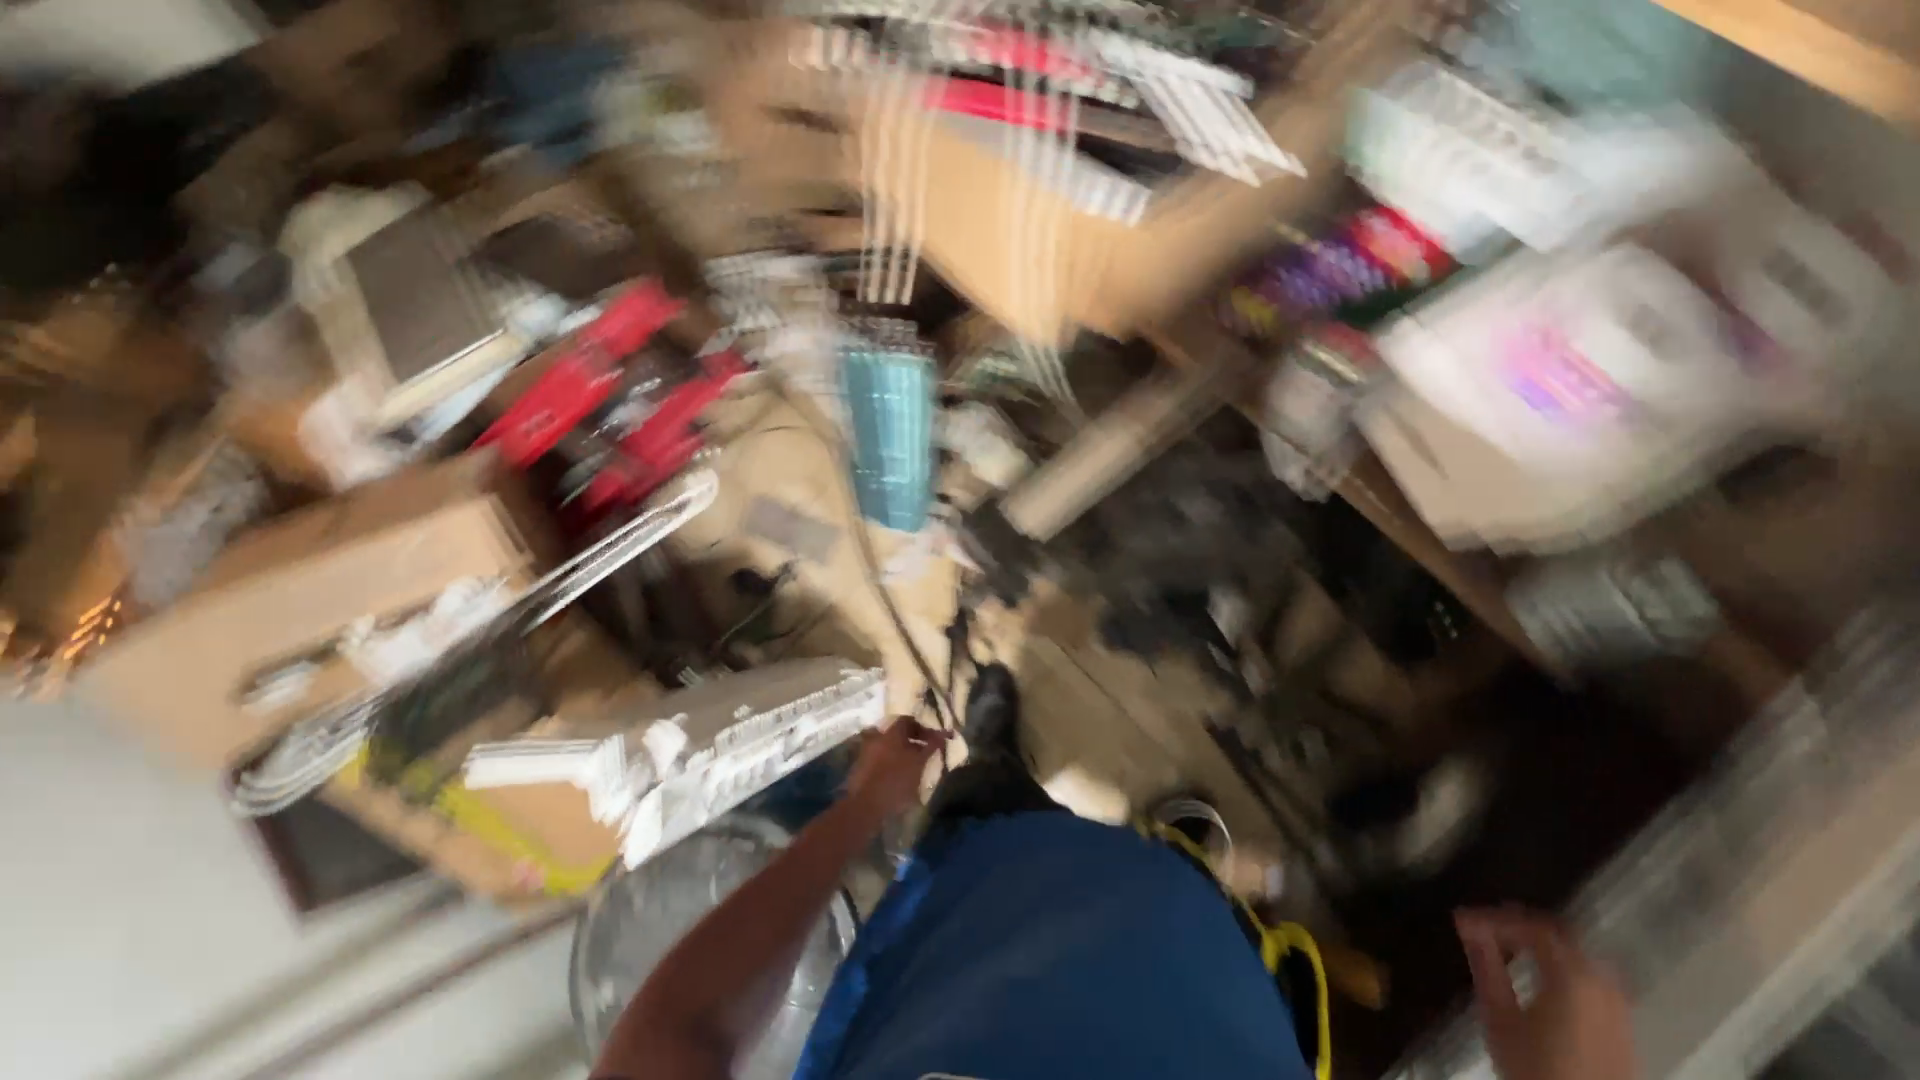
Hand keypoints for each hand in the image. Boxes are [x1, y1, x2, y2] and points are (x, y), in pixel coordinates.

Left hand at [845, 719, 943, 820]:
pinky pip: (879, 758)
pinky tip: (898, 775)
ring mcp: (866, 753)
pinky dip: (890, 762)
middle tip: (925, 752)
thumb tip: (943, 734)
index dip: (923, 728)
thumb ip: (930, 747)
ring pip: (887, 746)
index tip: (934, 739)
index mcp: (891, 733)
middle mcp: (876, 738)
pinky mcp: (860, 767)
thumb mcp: (918, 763)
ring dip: (900, 752)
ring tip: (912, 765)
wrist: (865, 806)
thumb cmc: (895, 782)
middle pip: (896, 733)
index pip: (908, 721)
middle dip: (912, 740)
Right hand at [1456, 908, 1638, 1079]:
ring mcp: (1618, 1003)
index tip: (1465, 921)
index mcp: (1572, 976)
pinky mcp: (1622, 1023)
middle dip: (1520, 925)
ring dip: (1543, 944)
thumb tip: (1470, 929)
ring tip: (1510, 949)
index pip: (1532, 926)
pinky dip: (1563, 964)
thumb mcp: (1499, 1019)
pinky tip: (1542, 976)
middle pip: (1560, 934)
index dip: (1496, 918)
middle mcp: (1602, 982)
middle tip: (1486, 928)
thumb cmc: (1535, 1069)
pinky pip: (1591, 975)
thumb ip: (1486, 967)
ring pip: (1577, 953)